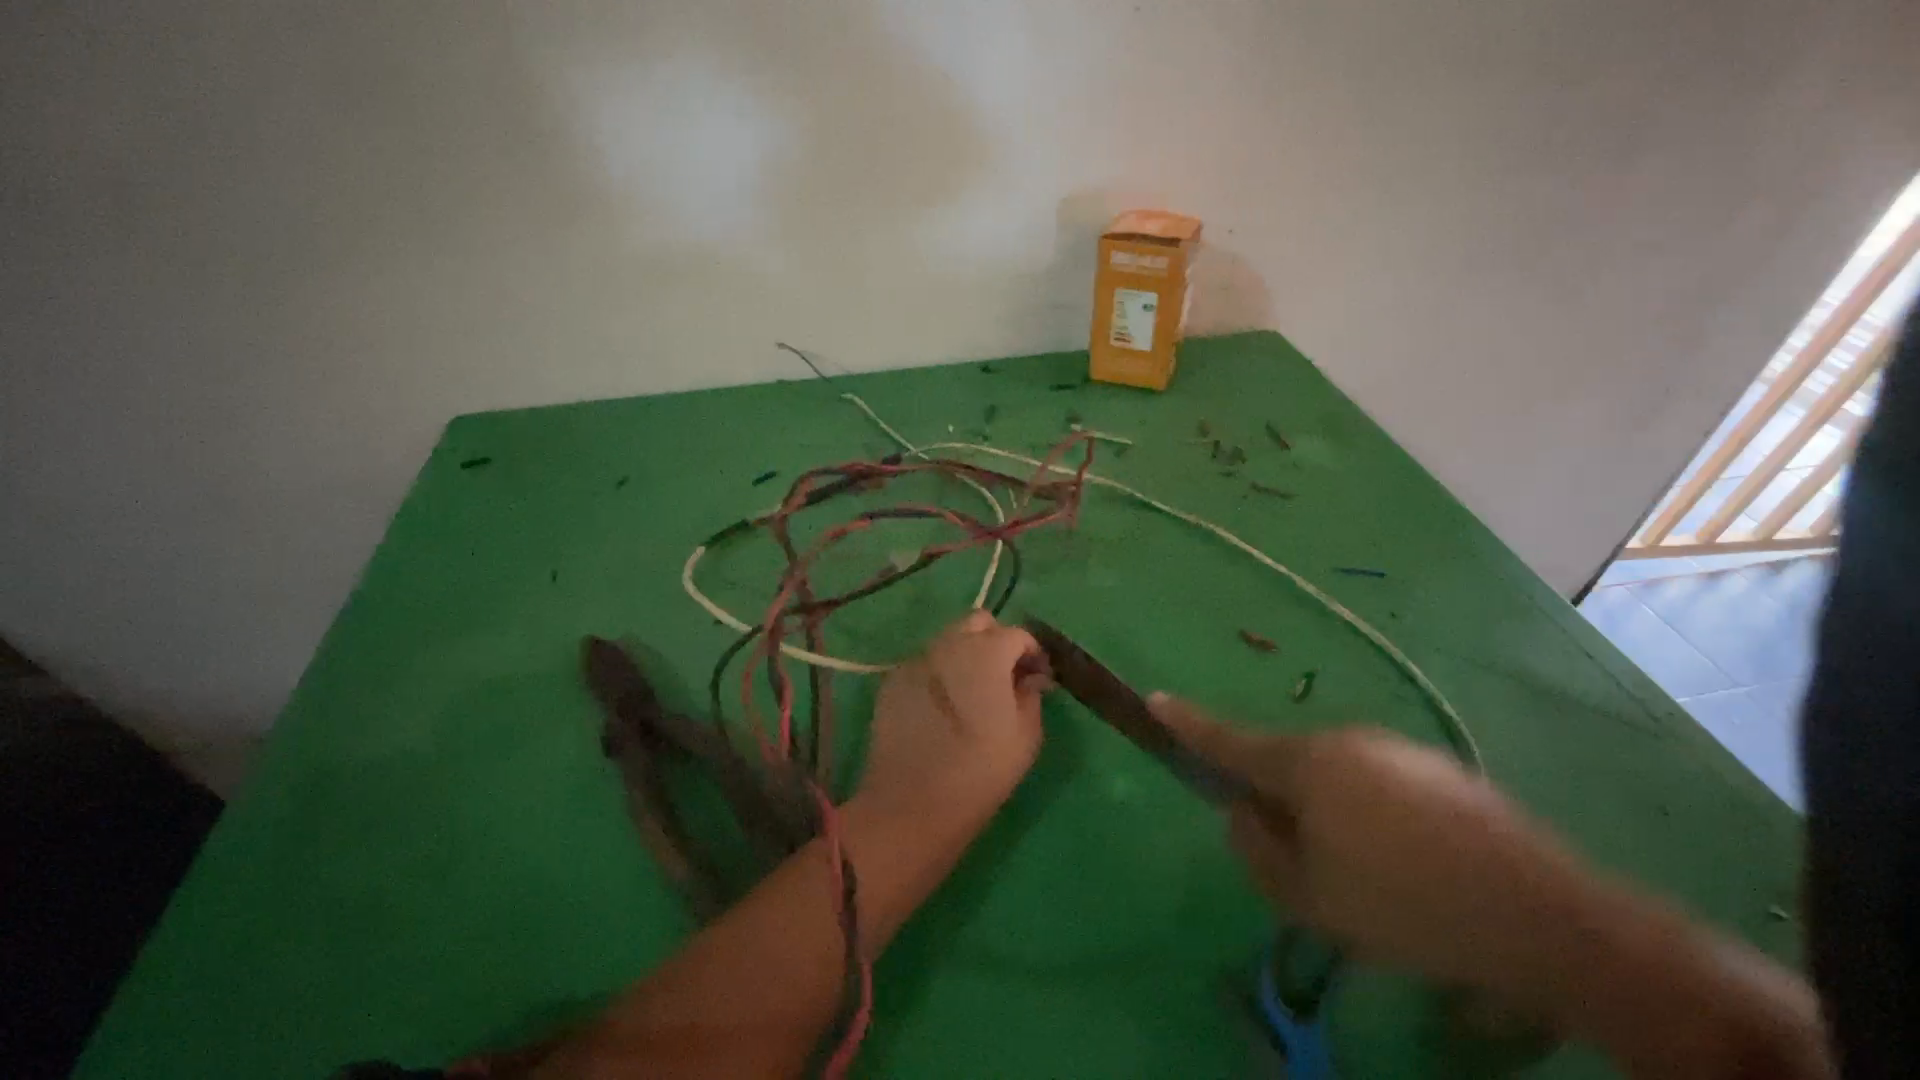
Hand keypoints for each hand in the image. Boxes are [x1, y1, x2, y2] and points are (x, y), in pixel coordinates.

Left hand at [858, 611, 1048, 824]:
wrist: (912, 803)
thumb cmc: (981, 771)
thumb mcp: (1025, 737)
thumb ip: (1031, 695)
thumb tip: (1031, 677)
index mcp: (987, 652)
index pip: (1017, 634)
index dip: (1031, 653)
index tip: (1037, 678)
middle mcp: (949, 644)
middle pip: (977, 623)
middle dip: (995, 640)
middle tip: (1004, 676)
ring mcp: (916, 660)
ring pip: (947, 641)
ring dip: (965, 655)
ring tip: (971, 692)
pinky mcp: (892, 680)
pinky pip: (924, 665)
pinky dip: (939, 674)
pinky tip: (941, 708)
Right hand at [1149, 694, 1568, 984]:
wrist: (1540, 917)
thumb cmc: (1402, 906)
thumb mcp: (1306, 897)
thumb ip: (1256, 850)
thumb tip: (1243, 814)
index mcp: (1307, 764)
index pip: (1230, 741)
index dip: (1188, 725)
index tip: (1155, 701)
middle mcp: (1348, 741)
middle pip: (1287, 764)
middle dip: (1278, 802)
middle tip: (1297, 865)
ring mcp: (1399, 751)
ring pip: (1336, 778)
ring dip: (1329, 816)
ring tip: (1364, 881)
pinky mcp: (1439, 771)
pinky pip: (1378, 786)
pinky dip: (1372, 820)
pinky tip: (1407, 873)